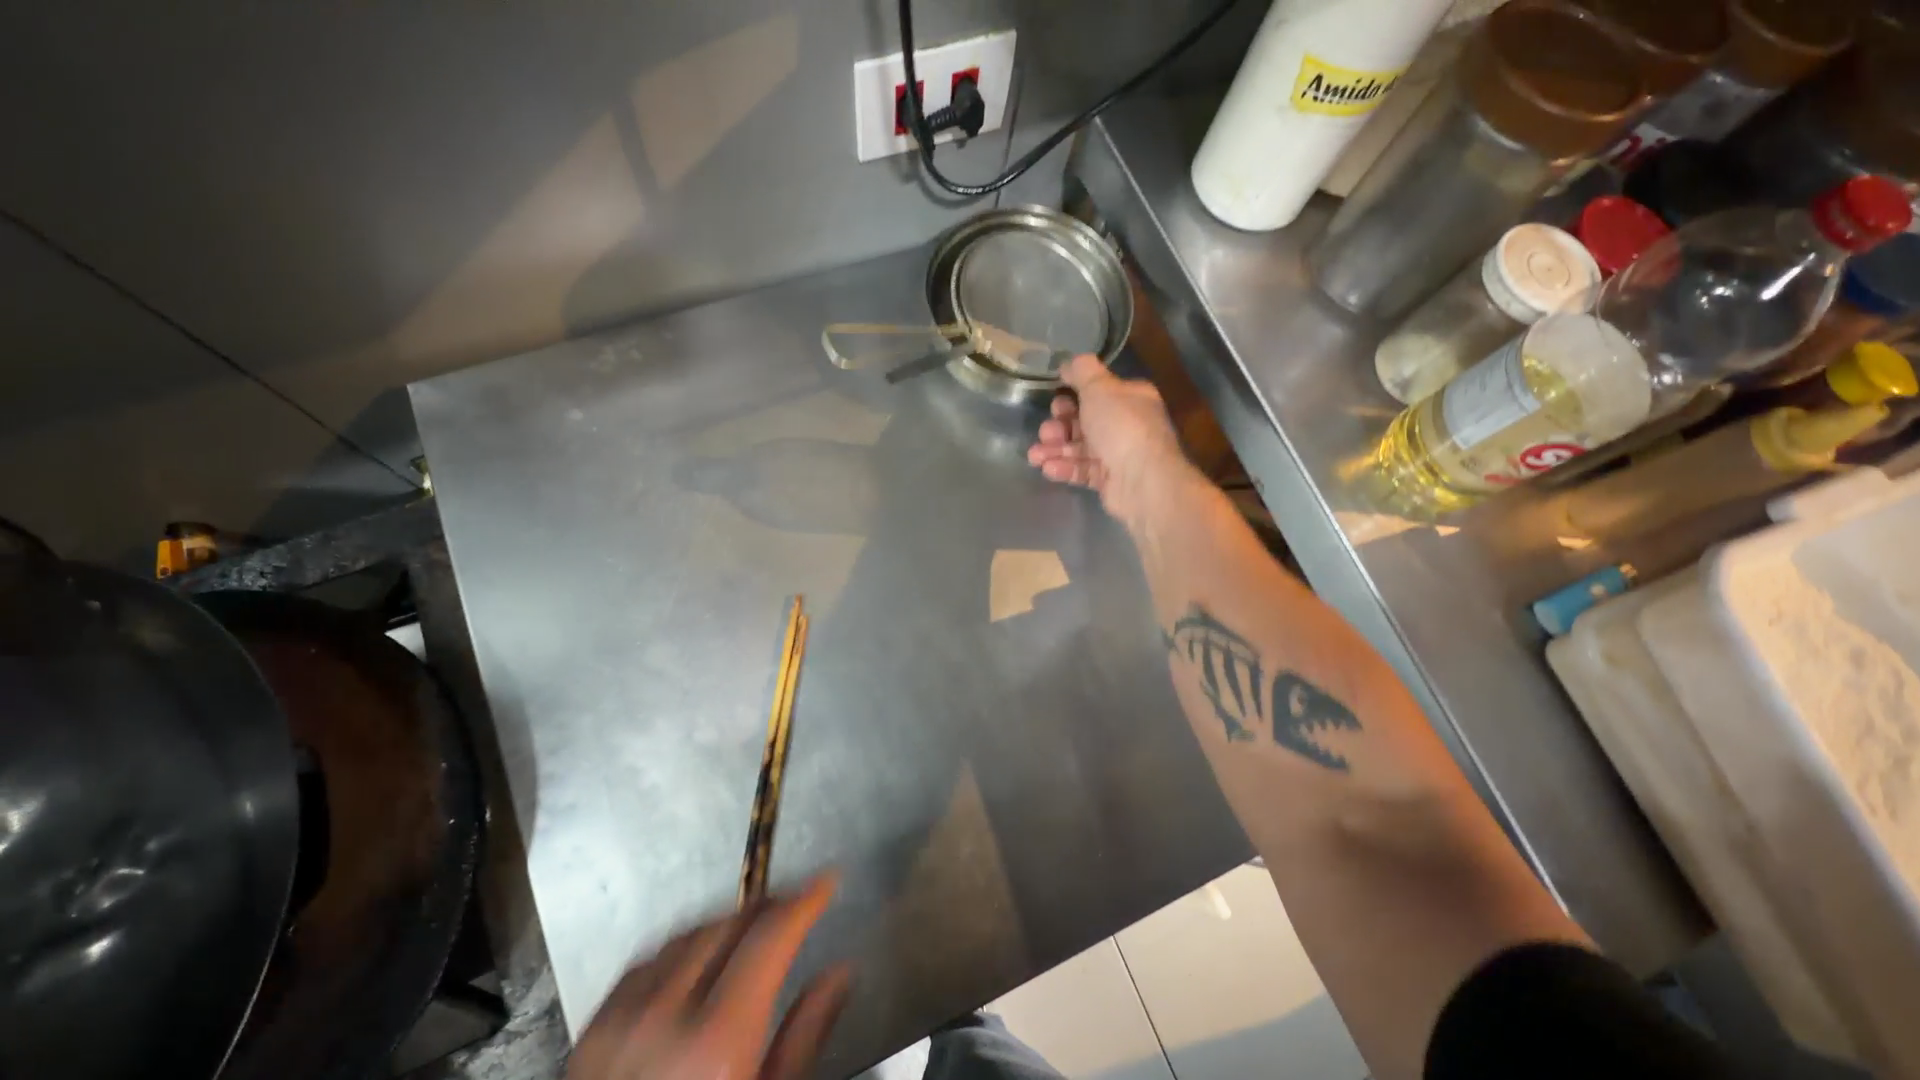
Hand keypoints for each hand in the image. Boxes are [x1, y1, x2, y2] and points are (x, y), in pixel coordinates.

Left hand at [567, 876, 850, 1079]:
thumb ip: (805, 1035)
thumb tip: (838, 975)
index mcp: (720, 1038)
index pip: (769, 934)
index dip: (803, 899)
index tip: (826, 882)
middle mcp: (666, 1015)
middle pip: (725, 924)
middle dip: (766, 905)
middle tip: (794, 904)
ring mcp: (621, 1021)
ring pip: (682, 936)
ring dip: (723, 922)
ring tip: (751, 927)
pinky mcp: (592, 1032)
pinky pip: (642, 964)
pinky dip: (678, 948)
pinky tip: (695, 960)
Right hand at [1027, 355, 1190, 522]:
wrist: (1142, 480)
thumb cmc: (1122, 427)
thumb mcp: (1100, 387)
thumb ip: (1082, 371)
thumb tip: (1069, 364)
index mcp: (1130, 399)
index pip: (1097, 393)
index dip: (1072, 396)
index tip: (1055, 402)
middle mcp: (1126, 424)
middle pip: (1084, 422)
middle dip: (1059, 426)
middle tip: (1046, 432)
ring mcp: (1118, 454)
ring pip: (1080, 448)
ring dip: (1055, 449)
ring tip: (1035, 456)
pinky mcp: (1110, 480)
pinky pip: (1083, 470)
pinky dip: (1064, 468)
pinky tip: (1047, 468)